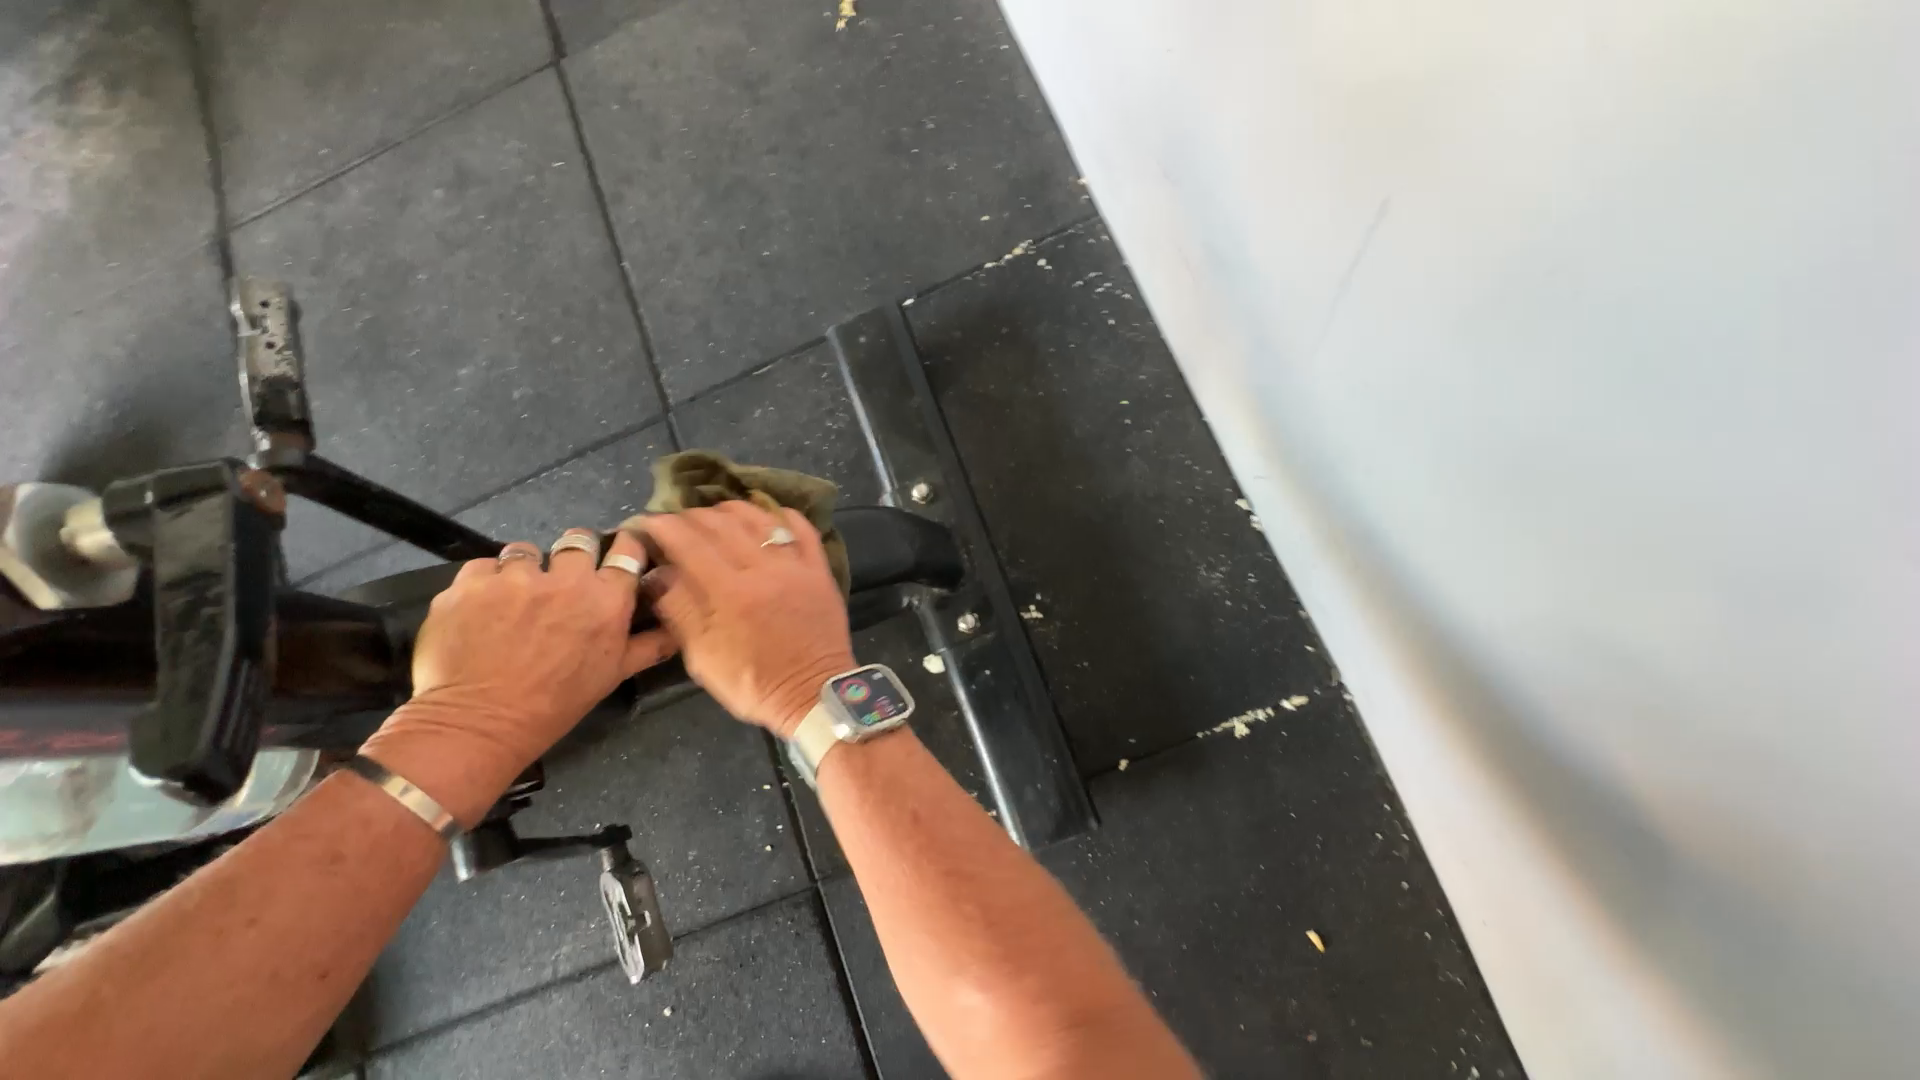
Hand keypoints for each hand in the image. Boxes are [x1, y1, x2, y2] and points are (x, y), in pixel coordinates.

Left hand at [360, 528, 676, 822]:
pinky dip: (485, 583)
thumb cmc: (557, 703)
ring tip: (515, 598)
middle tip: (564, 578)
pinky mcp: (470, 583)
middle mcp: (566, 579)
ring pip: (526, 551)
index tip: (616, 555)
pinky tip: (482, 609)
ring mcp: (515, 578)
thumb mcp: (613, 675)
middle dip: (575, 552)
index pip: (627, 549)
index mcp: (608, 599)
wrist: (480, 723)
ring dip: (526, 569)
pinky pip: (483, 567)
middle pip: (578, 539)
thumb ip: (649, 645)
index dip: (623, 548)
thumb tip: (678, 629)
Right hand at [635, 502, 853, 736]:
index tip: (646, 521)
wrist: (814, 695)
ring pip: (759, 519)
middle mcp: (762, 569)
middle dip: (691, 516)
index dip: (662, 526)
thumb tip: (656, 573)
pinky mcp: (819, 570)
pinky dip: (782, 515)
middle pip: (720, 524)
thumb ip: (680, 611)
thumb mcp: (703, 657)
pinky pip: (803, 530)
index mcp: (728, 593)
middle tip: (676, 521)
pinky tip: (767, 513)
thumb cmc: (753, 683)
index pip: (688, 543)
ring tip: (714, 513)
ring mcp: (795, 566)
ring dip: (732, 510)